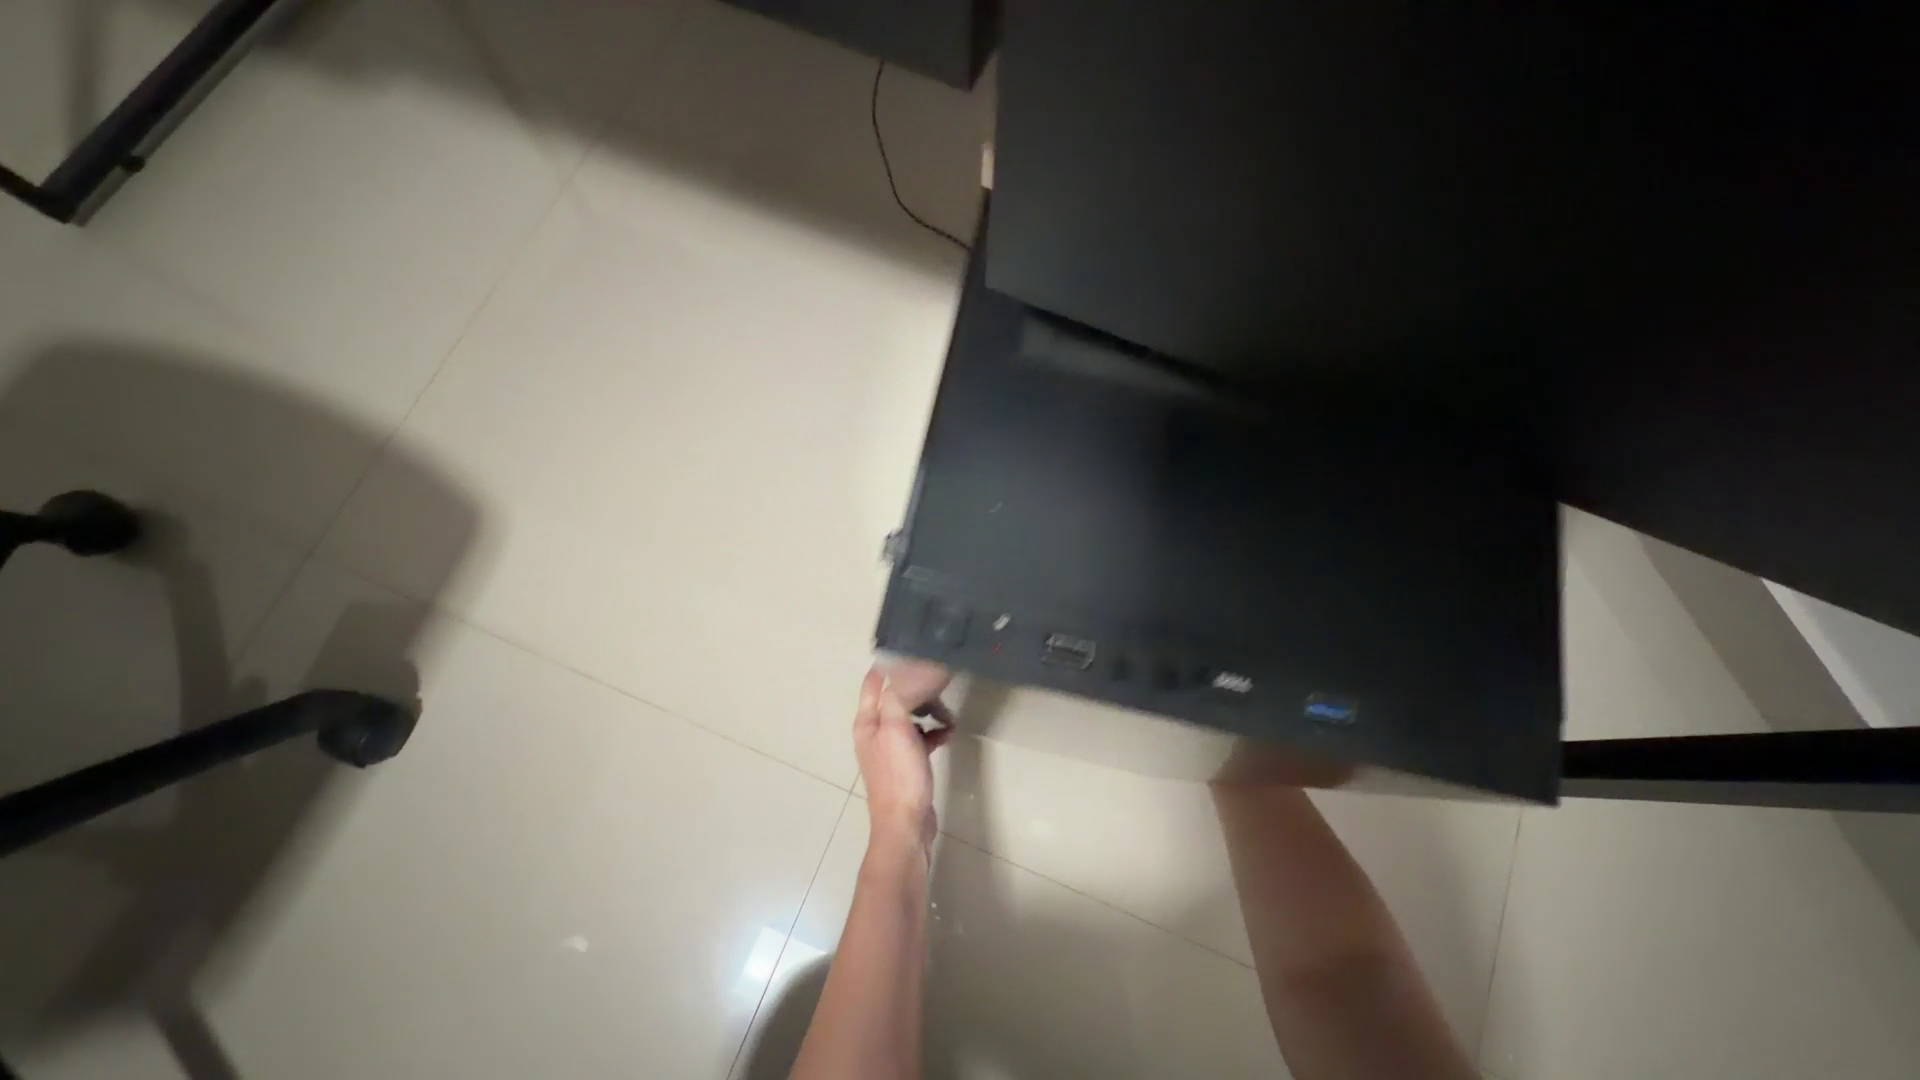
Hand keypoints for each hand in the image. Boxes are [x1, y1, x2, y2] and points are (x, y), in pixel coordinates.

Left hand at [853, 660, 952, 851]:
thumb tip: (911, 667)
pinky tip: (948, 734)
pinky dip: (934, 731)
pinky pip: (921, 736)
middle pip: (896, 696)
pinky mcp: (907, 762)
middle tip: (943, 684)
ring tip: (948, 717)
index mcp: (867, 721)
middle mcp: (875, 730)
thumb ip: (900, 696)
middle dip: (919, 689)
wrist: (906, 826)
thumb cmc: (900, 777)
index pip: (874, 681)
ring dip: (930, 710)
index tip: (916, 651)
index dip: (892, 664)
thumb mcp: (897, 730)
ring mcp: (891, 747)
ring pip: (911, 715)